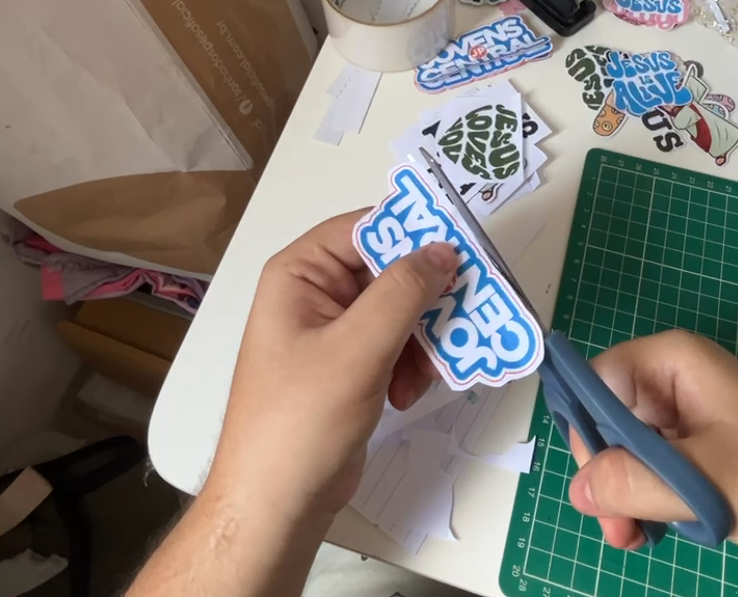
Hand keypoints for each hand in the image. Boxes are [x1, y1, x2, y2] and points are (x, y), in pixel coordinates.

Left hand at [207, 209, 458, 520]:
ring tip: (429, 371)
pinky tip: (409, 393)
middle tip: (462, 313)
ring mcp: (333, 330)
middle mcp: (316, 293)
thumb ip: (403, 292)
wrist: (275, 508)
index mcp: (301, 273)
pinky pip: (395, 343)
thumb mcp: (358, 348)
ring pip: (398, 309)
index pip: (364, 229)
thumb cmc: (301, 419)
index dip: (412, 233)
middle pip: (388, 270)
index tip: (460, 248)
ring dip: (421, 338)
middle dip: (424, 298)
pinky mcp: (349, 364)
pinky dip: (410, 363)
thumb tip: (443, 249)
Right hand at [564, 330, 737, 564]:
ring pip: (621, 443)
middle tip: (615, 527)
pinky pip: (643, 461)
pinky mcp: (688, 443)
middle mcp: (671, 377)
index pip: (602, 377)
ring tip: (631, 537)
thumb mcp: (704, 484)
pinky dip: (639, 495)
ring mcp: (680, 410)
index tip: (597, 481)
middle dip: (605, 470)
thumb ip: (636, 482)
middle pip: (607, 413)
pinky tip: (648, 529)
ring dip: (619, 491)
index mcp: (675, 360)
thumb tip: (577, 488)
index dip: (591, 425)